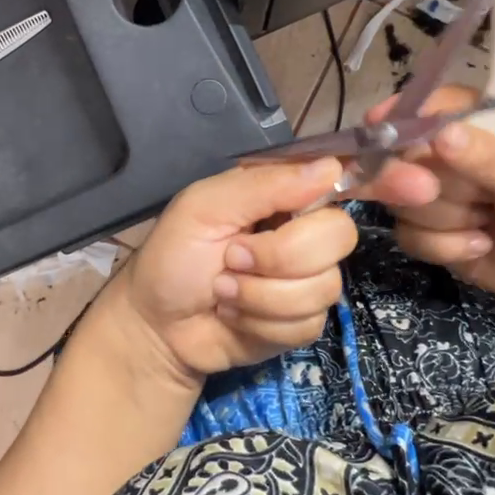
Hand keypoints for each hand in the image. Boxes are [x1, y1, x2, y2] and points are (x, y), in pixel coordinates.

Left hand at [105, 158, 358, 384]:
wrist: (156, 327)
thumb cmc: (173, 256)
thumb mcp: (204, 207)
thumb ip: (264, 185)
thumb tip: (332, 167)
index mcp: (281, 194)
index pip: (334, 181)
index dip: (336, 193)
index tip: (319, 204)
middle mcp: (301, 232)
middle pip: (338, 235)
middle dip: (278, 256)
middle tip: (231, 258)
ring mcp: (307, 280)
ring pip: (324, 286)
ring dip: (261, 295)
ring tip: (223, 291)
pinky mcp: (303, 323)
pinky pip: (309, 323)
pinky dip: (261, 323)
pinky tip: (234, 317)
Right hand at [360, 85, 494, 307]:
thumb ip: (487, 156)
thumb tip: (438, 135)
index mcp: (485, 125)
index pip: (432, 108)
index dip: (402, 116)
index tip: (377, 127)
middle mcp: (455, 155)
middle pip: (404, 156)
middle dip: (418, 180)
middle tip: (429, 193)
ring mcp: (442, 196)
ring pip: (402, 199)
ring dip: (445, 218)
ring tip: (487, 225)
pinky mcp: (435, 234)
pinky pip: (409, 234)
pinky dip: (444, 246)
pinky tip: (482, 246)